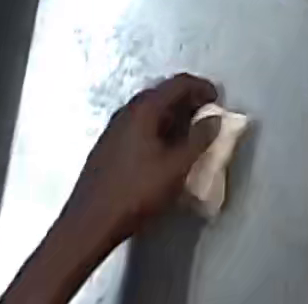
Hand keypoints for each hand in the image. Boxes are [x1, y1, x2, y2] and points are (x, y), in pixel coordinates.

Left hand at [60, 73, 220, 242]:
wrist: (88, 224)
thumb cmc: (135, 193)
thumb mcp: (175, 168)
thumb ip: (198, 140)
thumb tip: (214, 120)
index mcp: (145, 107)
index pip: (179, 82)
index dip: (202, 87)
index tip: (218, 99)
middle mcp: (129, 108)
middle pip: (164, 91)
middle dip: (189, 99)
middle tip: (207, 114)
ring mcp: (116, 124)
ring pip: (151, 108)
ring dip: (174, 114)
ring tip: (190, 132)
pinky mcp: (109, 142)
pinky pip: (140, 122)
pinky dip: (159, 125)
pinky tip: (164, 147)